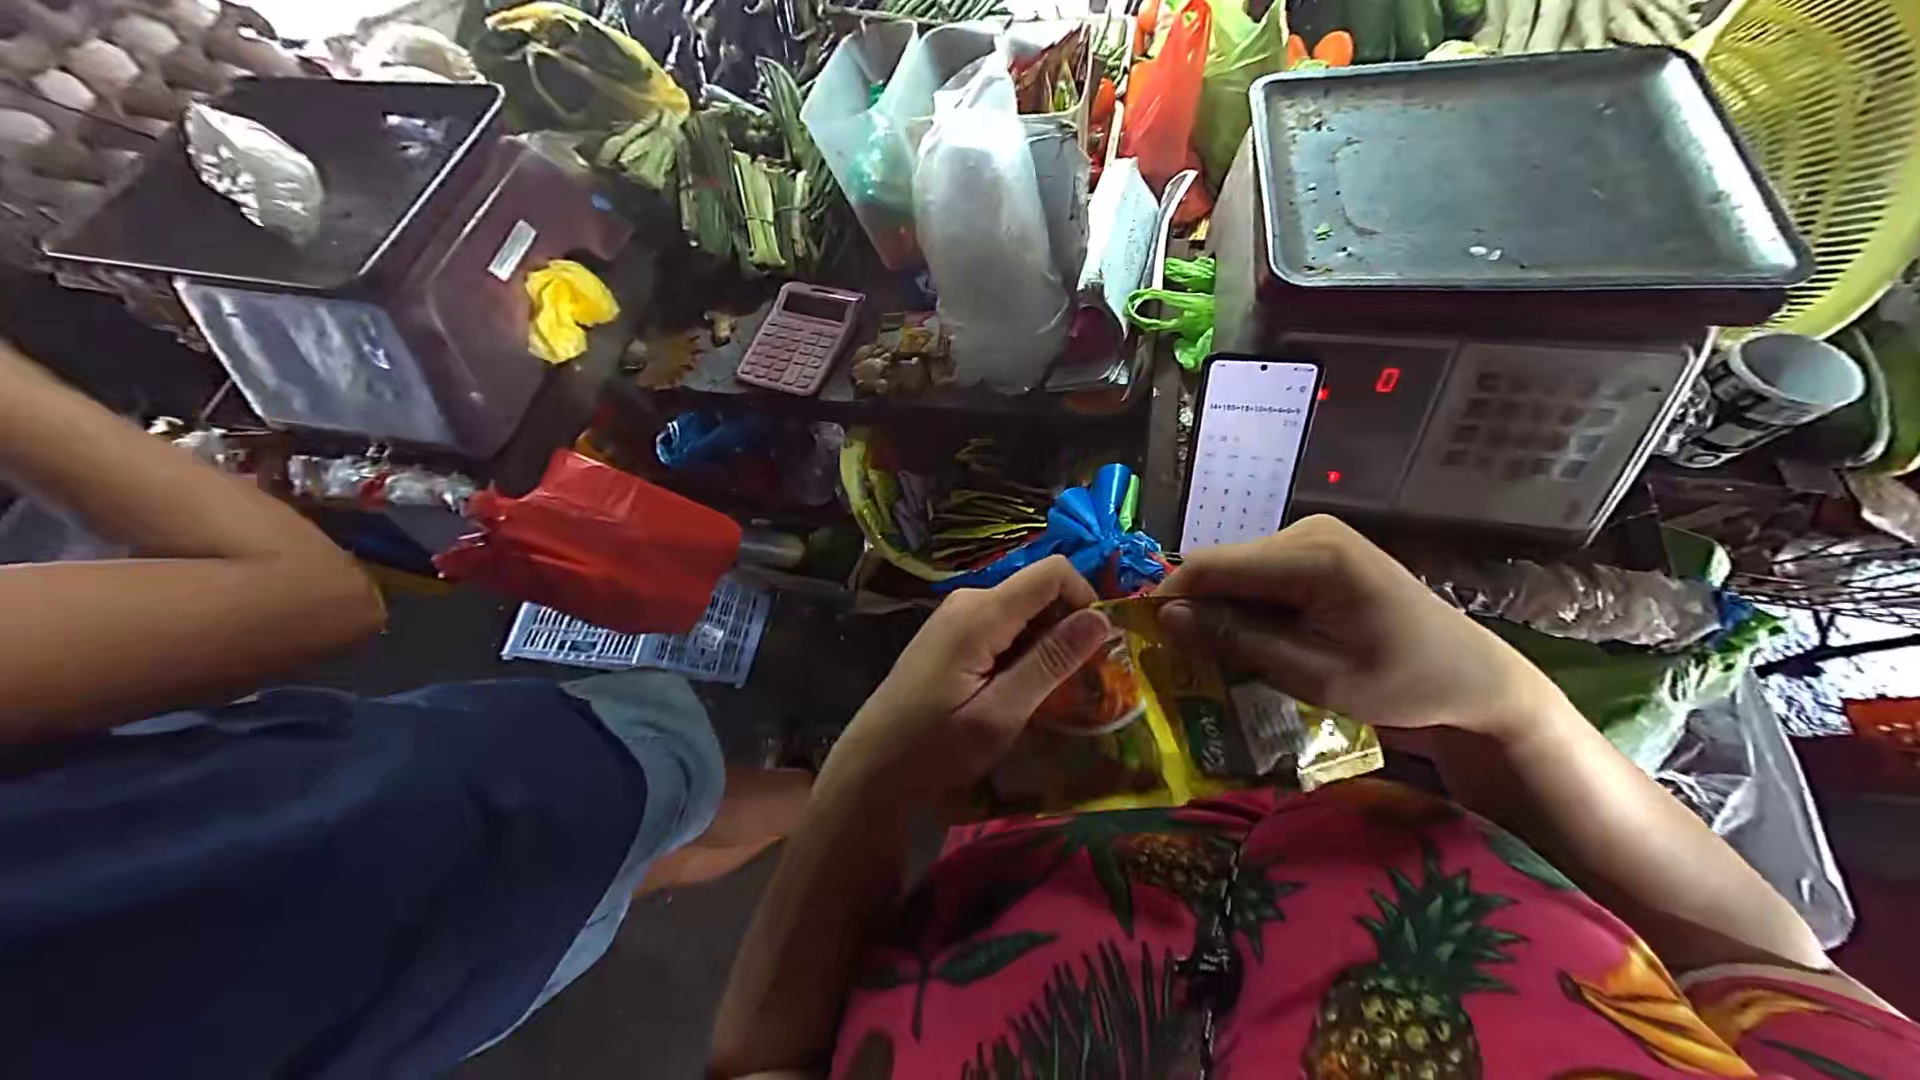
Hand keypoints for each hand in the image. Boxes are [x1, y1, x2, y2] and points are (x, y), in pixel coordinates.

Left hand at [818, 556, 1112, 806]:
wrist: (871, 769)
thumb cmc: (933, 749)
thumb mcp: (1000, 714)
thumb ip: (1050, 663)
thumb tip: (1101, 619)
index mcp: (980, 613)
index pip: (1053, 572)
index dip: (1086, 599)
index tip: (1096, 649)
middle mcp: (968, 601)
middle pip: (1038, 592)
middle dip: (1066, 629)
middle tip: (1074, 684)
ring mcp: (956, 616)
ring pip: (1023, 611)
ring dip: (1045, 645)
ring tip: (1045, 696)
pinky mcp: (951, 634)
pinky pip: (1002, 627)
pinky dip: (1022, 652)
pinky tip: (1015, 692)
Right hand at [1154, 516, 1568, 741]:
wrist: (1473, 675)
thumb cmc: (1403, 682)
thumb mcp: (1314, 674)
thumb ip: (1237, 639)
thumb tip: (1166, 616)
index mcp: (1314, 556)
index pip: (1213, 565)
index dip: (1169, 596)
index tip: (1145, 635)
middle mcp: (1308, 532)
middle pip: (1221, 565)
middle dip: (1194, 606)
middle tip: (1179, 655)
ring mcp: (1313, 536)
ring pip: (1235, 570)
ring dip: (1218, 608)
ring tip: (1214, 651)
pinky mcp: (1316, 549)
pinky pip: (1257, 573)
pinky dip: (1243, 604)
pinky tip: (1250, 636)